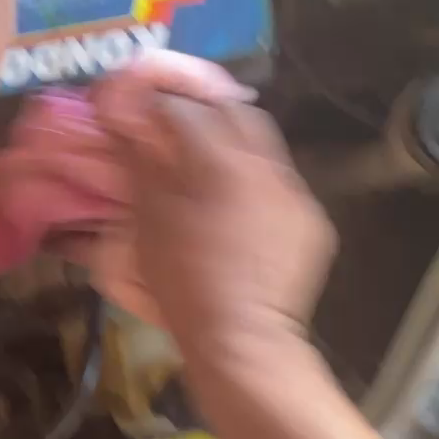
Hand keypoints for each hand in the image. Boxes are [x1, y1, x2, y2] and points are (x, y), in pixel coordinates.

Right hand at [88, 53, 335, 350]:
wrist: (243, 340)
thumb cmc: (182, 283)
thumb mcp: (147, 223)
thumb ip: (141, 166)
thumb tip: (127, 125)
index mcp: (220, 165)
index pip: (184, 108)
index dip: (155, 99)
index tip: (133, 102)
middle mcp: (266, 167)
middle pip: (234, 108)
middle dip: (199, 105)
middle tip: (170, 115)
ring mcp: (294, 192)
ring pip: (261, 142)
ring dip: (228, 136)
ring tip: (200, 154)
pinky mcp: (310, 220)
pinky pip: (277, 179)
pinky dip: (249, 174)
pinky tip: (230, 198)